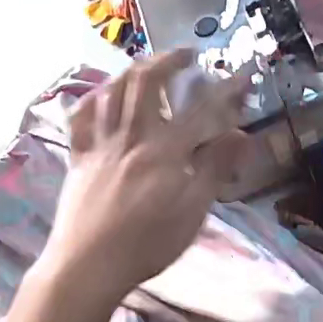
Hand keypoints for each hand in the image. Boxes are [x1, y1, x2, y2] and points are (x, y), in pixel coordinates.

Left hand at [43, 52, 246, 301]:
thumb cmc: (147, 245)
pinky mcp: (78, 159)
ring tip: (148, 65)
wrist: (88, 266)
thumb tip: (241, 135)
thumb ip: (214, 169)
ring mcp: (100, 145)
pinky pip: (80, 118)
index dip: (226, 90)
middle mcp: (130, 138)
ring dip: (132, 70)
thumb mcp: (192, 212)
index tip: (244, 75)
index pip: (202, 110)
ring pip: (112, 92)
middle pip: (146, 83)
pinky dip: (92, 98)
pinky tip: (102, 94)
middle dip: (169, 61)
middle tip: (187, 55)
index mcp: (164, 152)